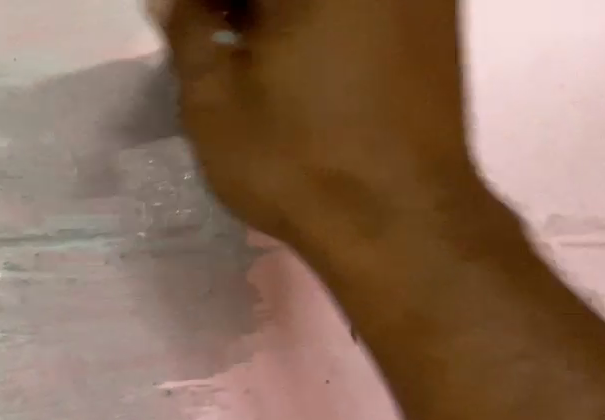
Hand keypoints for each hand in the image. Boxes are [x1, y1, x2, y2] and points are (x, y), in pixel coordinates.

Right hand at [152, 0, 487, 260]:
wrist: (392, 213)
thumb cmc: (290, 160)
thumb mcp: (213, 105)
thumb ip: (188, 35)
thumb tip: (169, 2)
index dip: (197, 3)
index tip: (177, 23)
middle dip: (235, 3)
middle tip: (206, 34)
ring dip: (275, 12)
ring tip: (246, 49)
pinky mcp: (434, 12)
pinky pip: (360, 4)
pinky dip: (319, 18)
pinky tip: (295, 58)